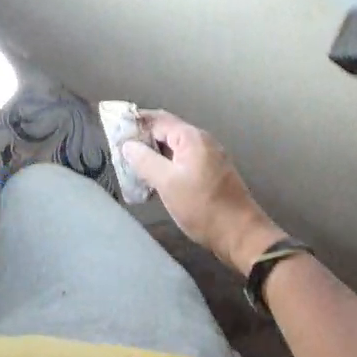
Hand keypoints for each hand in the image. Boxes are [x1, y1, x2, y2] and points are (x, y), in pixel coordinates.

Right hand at [121, 110, 285, 273]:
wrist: (243, 237)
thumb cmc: (203, 208)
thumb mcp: (167, 184)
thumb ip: (144, 160)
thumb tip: (127, 145)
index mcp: (192, 138)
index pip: (156, 119)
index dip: (134, 123)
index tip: (113, 131)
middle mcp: (202, 141)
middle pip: (165, 131)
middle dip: (142, 139)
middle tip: (119, 151)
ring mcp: (209, 157)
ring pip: (173, 148)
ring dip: (153, 154)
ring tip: (132, 167)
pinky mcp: (212, 173)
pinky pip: (182, 160)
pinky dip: (166, 165)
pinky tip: (154, 180)